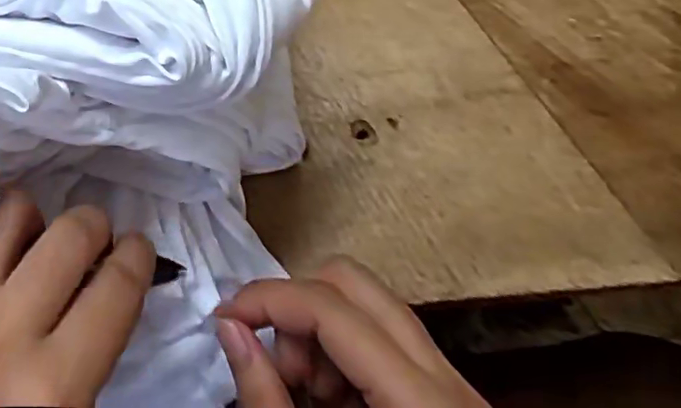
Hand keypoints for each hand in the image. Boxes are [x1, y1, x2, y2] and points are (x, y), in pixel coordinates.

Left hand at [0, 190, 155, 407]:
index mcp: (53, 386)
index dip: (135, 258)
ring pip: (7, 214)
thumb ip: (90, 353)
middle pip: (67, 238)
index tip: (136, 245)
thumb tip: (105, 281)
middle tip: (93, 233)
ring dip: (32, 217)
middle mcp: (4, 333)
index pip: (114, 293)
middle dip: (92, 225)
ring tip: (35, 235)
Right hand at [214, 257, 488, 407]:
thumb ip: (266, 397)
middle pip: (353, 284)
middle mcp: (450, 383)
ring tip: (305, 394)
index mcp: (424, 403)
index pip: (330, 306)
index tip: (223, 318)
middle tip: (277, 363)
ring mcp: (457, 389)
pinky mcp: (451, 399)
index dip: (266, 299)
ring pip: (368, 305)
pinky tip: (332, 404)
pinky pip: (384, 340)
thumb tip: (227, 325)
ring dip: (317, 332)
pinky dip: (342, 355)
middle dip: (296, 308)